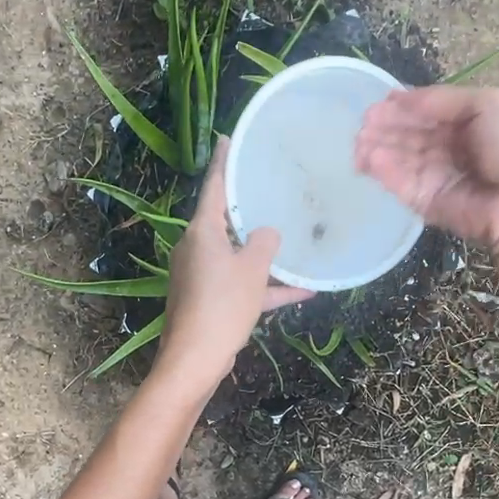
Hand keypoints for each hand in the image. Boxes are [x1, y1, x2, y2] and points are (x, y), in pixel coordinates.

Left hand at [155, 137, 314, 386]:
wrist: (195, 360)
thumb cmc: (222, 306)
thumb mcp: (253, 269)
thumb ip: (265, 243)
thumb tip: (267, 234)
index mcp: (202, 232)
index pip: (213, 186)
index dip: (223, 161)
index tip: (228, 138)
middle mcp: (196, 249)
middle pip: (225, 221)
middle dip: (249, 209)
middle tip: (270, 186)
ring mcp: (200, 277)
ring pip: (236, 256)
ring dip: (264, 255)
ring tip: (294, 240)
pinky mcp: (208, 302)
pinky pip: (240, 286)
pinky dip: (265, 288)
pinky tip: (303, 291)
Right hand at [355, 86, 498, 252]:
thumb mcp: (489, 104)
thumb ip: (443, 100)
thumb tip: (402, 99)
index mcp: (471, 121)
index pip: (429, 111)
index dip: (404, 106)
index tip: (379, 102)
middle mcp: (451, 148)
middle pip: (411, 135)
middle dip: (385, 127)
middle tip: (362, 123)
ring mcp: (437, 177)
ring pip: (401, 159)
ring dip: (378, 148)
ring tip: (358, 141)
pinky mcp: (426, 203)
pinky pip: (401, 184)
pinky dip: (385, 171)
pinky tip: (369, 159)